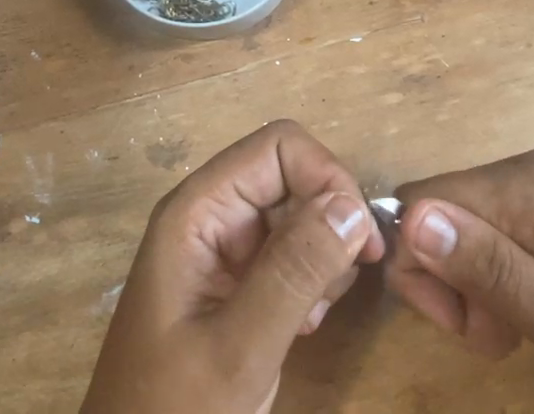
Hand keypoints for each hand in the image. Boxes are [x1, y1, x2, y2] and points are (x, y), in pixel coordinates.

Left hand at [82, 120, 385, 413]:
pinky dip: (312, 282)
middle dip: (327, 222)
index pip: (277, 146)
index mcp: (196, 211)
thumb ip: (293, 272)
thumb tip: (350, 204)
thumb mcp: (238, 347)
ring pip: (299, 216)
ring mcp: (225, 249)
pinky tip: (301, 325)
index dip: (325, 176)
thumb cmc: (174, 408)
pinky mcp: (239, 281)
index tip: (358, 238)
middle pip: (292, 176)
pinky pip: (293, 254)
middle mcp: (211, 216)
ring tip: (309, 315)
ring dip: (322, 258)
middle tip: (333, 287)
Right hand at [385, 148, 533, 413]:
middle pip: (444, 208)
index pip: (421, 201)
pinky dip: (509, 274)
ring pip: (472, 221)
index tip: (466, 328)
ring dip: (479, 281)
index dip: (420, 266)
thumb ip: (496, 274)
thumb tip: (411, 218)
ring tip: (528, 333)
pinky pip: (510, 227)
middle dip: (450, 276)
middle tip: (500, 339)